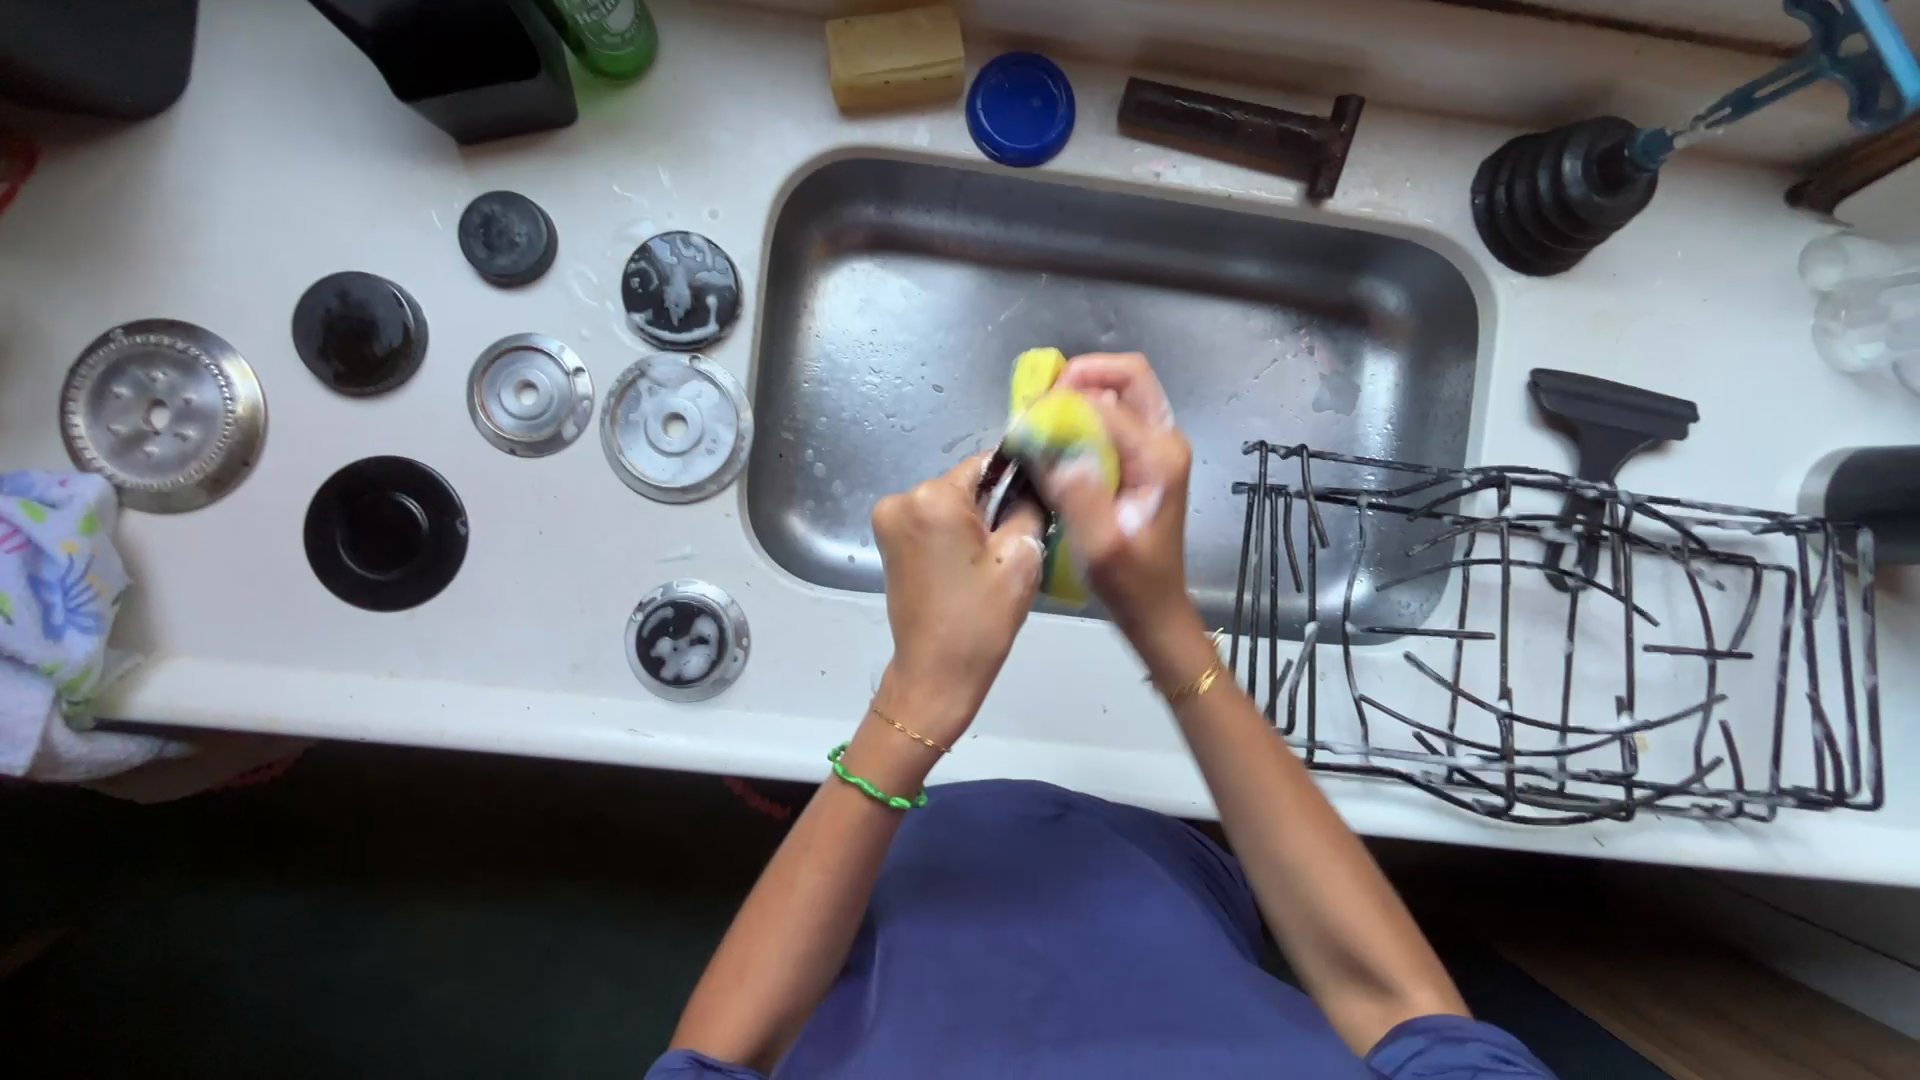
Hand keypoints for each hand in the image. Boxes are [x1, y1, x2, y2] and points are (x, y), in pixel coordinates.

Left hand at [870, 454, 1044, 746]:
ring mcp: (889, 520)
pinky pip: (932, 521)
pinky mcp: (888, 541)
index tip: (1040, 498)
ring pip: (950, 503)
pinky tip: (974, 563)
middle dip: (994, 503)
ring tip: (995, 558)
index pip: (988, 463)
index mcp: (933, 497)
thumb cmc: (981, 618)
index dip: (1018, 477)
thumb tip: (1037, 478)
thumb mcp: (1021, 555)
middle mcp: (902, 498)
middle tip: (1019, 538)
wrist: (935, 673)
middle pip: (966, 483)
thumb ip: (1030, 505)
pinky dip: (955, 533)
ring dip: (975, 520)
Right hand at [1040, 353, 1198, 639]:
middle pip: (1126, 374)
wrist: (1154, 608)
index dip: (1059, 404)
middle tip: (1038, 405)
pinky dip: (1082, 414)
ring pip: (1120, 390)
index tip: (1024, 425)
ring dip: (1079, 393)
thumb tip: (1050, 441)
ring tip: (1042, 421)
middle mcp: (1164, 439)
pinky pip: (1114, 414)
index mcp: (1159, 455)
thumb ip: (1077, 492)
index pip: (1105, 402)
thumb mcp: (1100, 545)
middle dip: (1078, 377)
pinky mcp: (1143, 456)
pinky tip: (1056, 441)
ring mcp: (1156, 446)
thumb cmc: (1129, 583)